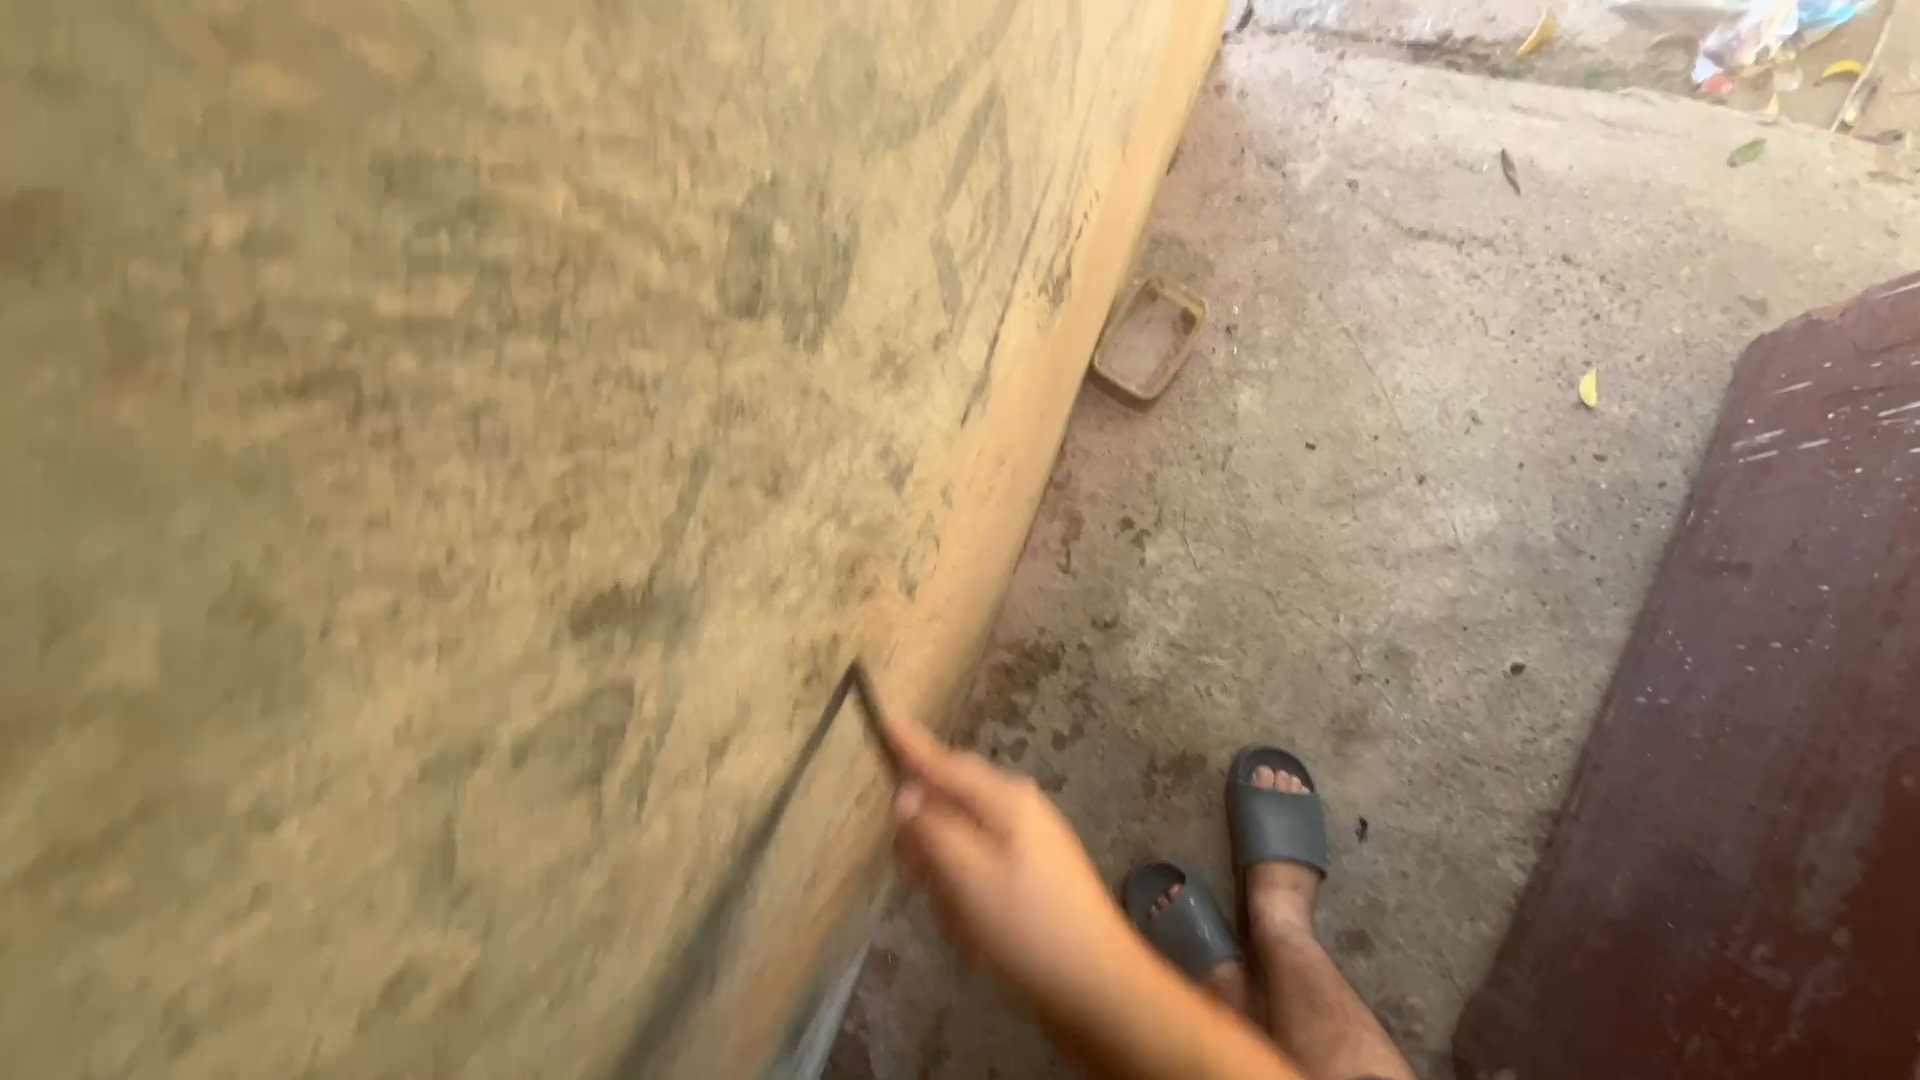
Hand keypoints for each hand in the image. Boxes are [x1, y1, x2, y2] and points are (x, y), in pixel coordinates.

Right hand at [880, 713, 1140, 1016]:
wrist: (1098, 987)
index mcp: (1005, 800)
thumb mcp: (967, 875)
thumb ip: (932, 829)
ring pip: (962, 844)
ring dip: (947, 879)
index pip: (946, 764)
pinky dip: (967, 897)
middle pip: (952, 802)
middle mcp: (1018, 811)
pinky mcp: (1031, 876)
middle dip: (927, 840)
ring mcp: (1028, 843)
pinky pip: (980, 872)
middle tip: (916, 879)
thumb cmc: (1028, 925)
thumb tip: (907, 793)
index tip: (886, 721)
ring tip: (958, 922)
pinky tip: (975, 935)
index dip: (912, 748)